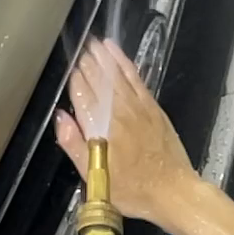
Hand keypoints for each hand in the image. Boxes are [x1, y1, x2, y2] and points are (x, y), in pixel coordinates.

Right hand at [52, 39, 198, 226]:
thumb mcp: (94, 175)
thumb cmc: (131, 189)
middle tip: (78, 47)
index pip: (82, 93)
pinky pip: (134, 76)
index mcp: (100, 126)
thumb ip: (73, 144)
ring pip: (115, 73)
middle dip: (86, 62)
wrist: (173, 192)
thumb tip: (60, 116)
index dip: (74, 78)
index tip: (69, 67)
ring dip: (103, 57)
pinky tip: (116, 52)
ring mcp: (136, 105)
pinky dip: (123, 62)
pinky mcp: (151, 106)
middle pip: (98, 79)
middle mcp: (117, 109)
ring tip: (93, 43)